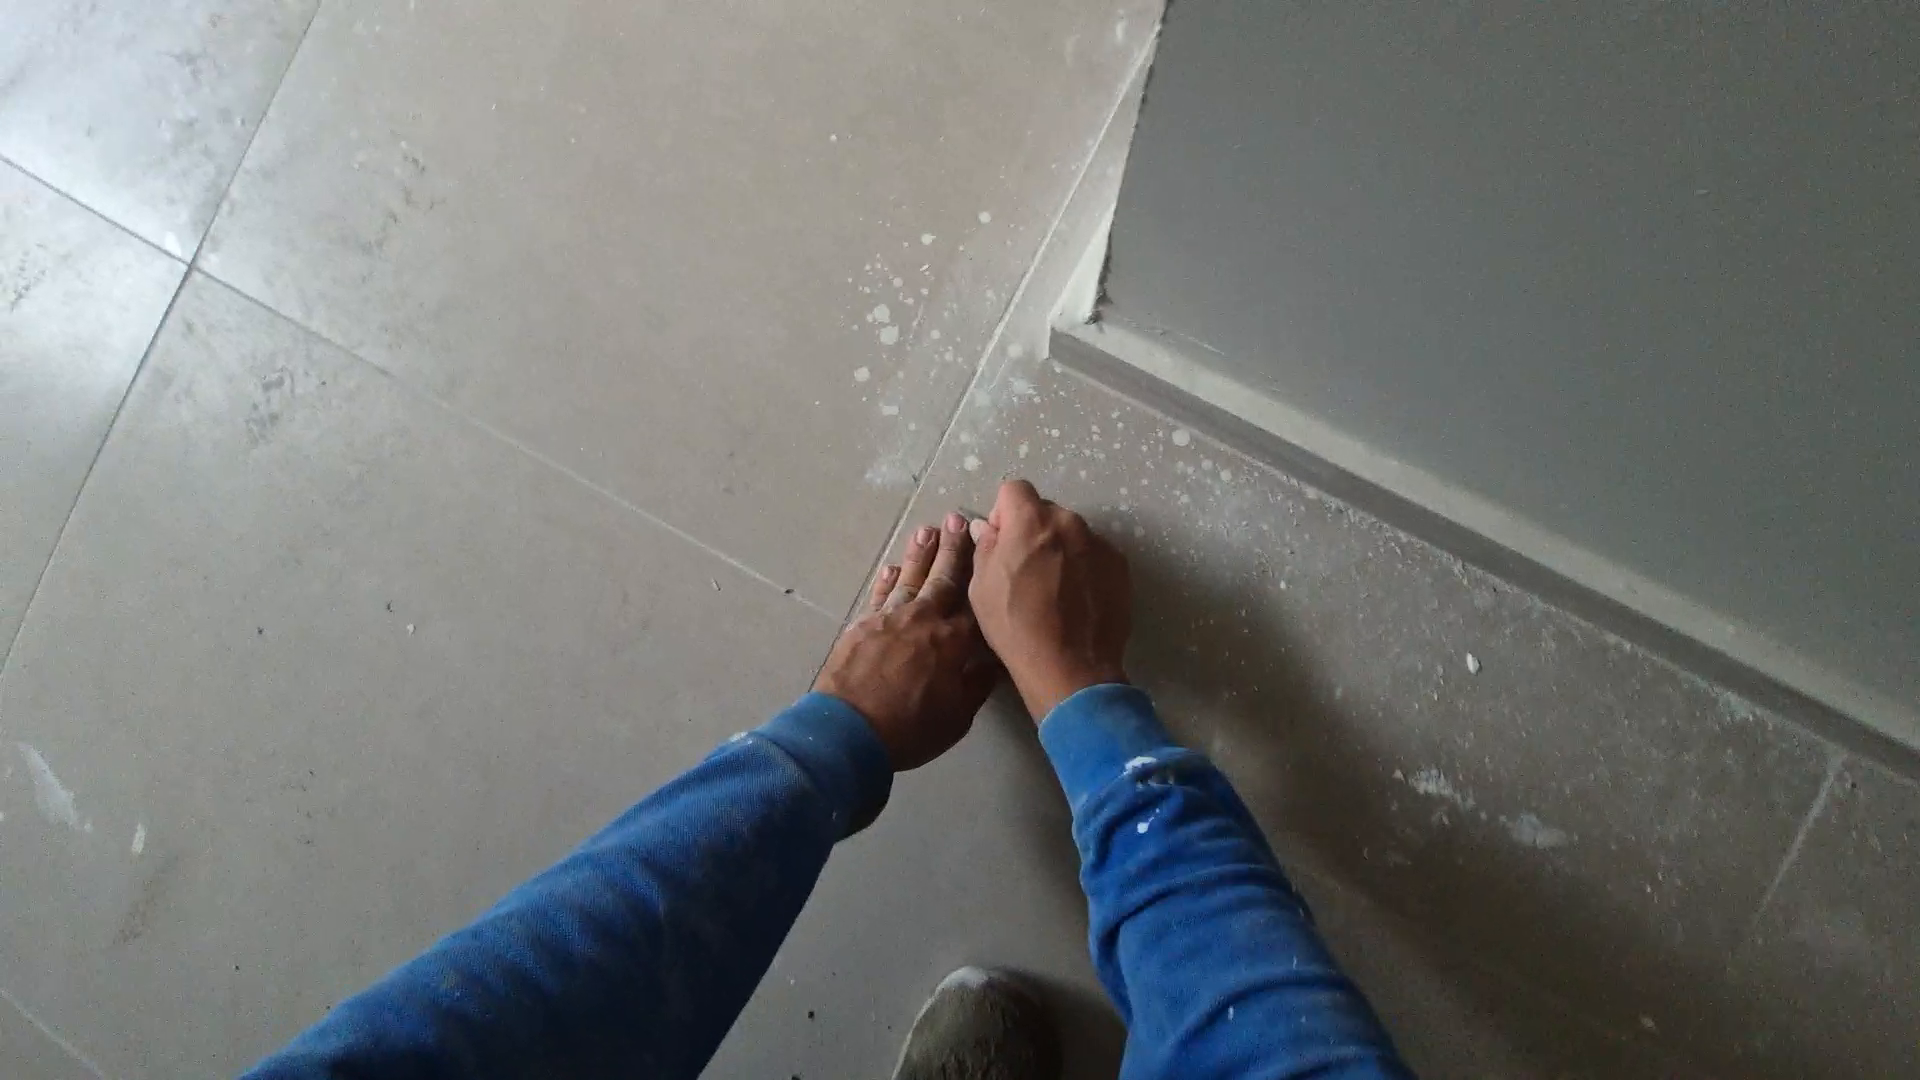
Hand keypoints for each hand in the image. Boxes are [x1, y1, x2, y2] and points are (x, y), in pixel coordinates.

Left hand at [814, 513, 998, 770]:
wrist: (849, 729)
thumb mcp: (957, 717)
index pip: (977, 603)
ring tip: (927, 530)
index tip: (991, 550)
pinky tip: (892, 568)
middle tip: (957, 519)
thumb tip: (994, 662)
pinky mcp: (863, 624)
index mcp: (954, 641)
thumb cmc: (910, 728)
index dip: (984, 576)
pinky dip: (888, 580)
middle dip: (953, 549)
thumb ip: (976, 685)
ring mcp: (891, 618)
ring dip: (920, 554)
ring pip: (911, 578)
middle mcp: (925, 619)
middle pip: (944, 578)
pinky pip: (880, 594)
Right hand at [967, 480, 1131, 720]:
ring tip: (1053, 589)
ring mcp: (1099, 543)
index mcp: (1032, 520)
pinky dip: (1083, 567)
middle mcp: (1069, 522)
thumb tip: (988, 528)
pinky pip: (1094, 555)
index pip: (1014, 488)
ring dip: (1060, 549)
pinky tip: (1075, 600)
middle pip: (1045, 512)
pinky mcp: (1120, 566)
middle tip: (1025, 569)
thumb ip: (985, 546)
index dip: (1003, 512)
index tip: (1001, 542)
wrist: (1070, 666)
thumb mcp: (981, 586)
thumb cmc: (1015, 625)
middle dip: (1032, 530)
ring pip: (1071, 534)